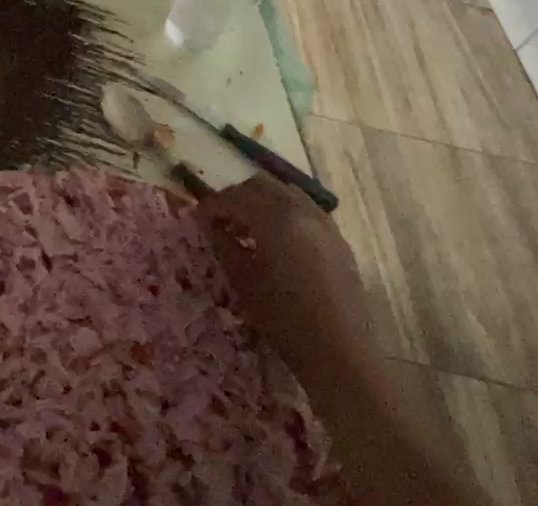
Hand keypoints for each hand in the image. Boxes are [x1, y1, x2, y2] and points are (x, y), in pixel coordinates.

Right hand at [197, 175, 376, 381]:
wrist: (340, 353)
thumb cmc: (284, 318)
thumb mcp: (243, 280)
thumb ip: (223, 243)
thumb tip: (208, 223)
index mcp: (275, 218)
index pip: (235, 196)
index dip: (212, 205)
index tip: (198, 218)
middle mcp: (302, 210)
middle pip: (261, 185)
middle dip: (237, 197)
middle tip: (221, 220)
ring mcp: (324, 222)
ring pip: (285, 193)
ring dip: (262, 202)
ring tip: (248, 229)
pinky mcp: (337, 238)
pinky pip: (305, 209)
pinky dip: (284, 213)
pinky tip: (276, 240)